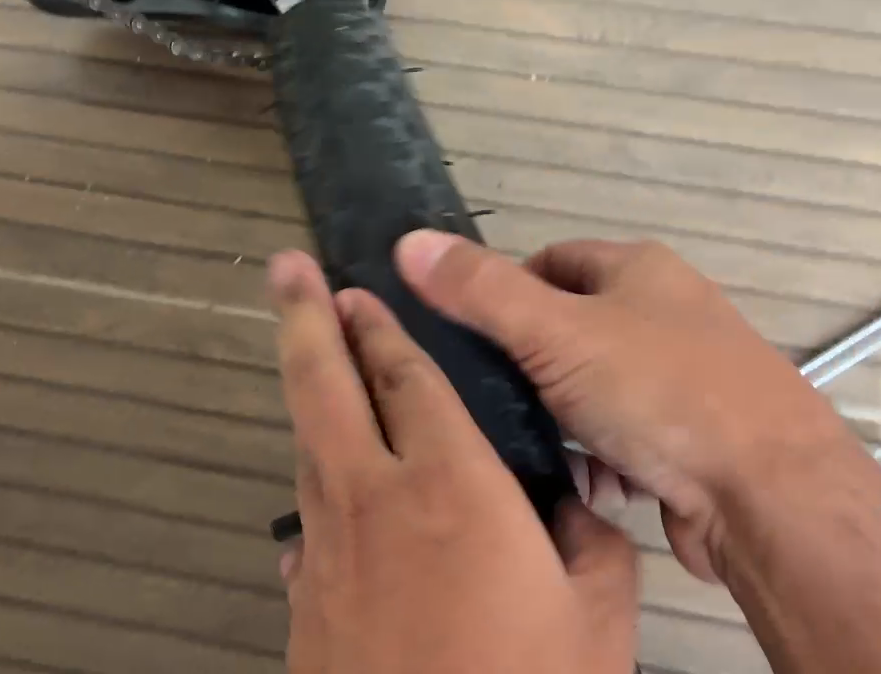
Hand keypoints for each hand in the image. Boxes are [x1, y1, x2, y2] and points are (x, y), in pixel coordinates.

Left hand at [270, 251, 638, 673]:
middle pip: (327, 383)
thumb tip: (564, 499)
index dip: (383, 328)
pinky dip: (314, 477)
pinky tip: (324, 484)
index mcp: (450, 480)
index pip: (407, 377)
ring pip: (310, 440)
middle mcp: (374, 495)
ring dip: (307, 385)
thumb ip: (585, 535)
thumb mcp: (594, 612)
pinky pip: (308, 513)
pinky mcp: (306, 599)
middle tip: (286, 268)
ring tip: (303, 345)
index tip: (360, 289)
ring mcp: (327, 547)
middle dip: (307, 315)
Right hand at [394, 232, 850, 581]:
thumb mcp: (556, 333)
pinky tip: (577, 486)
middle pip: (568, 329)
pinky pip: (623, 439)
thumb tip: (410, 240)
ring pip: (592, 390)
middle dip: (529, 367)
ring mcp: (683, 378)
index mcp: (638, 269)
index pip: (547, 263)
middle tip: (486, 402)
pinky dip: (597, 460)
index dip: (503, 294)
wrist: (770, 497)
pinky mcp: (691, 439)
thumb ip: (481, 291)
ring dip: (560, 420)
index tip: (468, 339)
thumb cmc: (660, 392)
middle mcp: (665, 312)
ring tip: (522, 450)